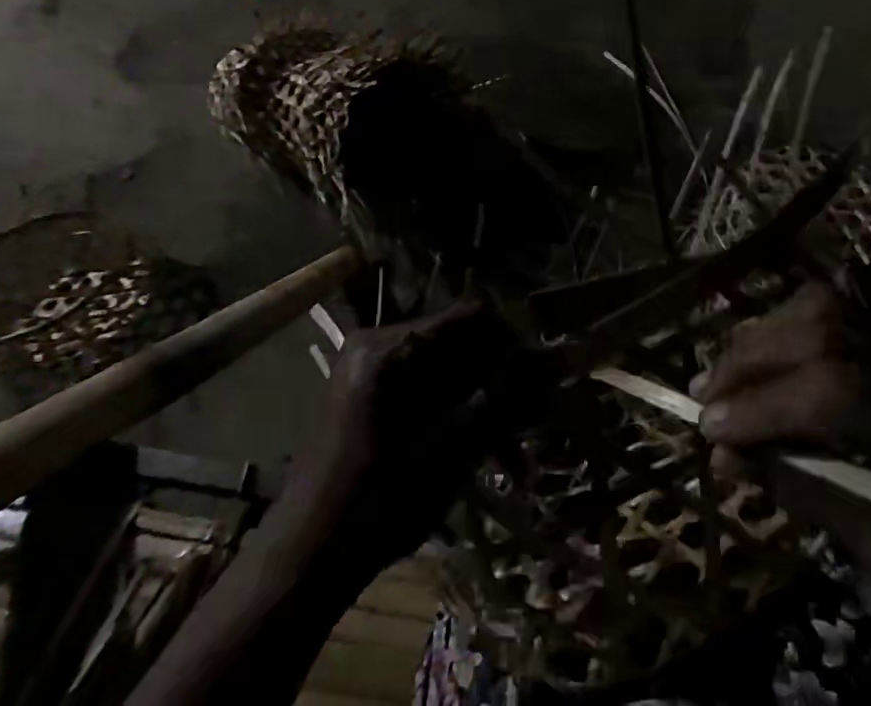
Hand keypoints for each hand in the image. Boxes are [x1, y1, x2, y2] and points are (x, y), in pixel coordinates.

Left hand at [290, 300, 528, 568]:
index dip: (514, 346)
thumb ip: (508, 398)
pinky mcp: (370, 391)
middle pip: (463, 342)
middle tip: (530, 423)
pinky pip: (428, 385)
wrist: (309, 554)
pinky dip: (457, 411)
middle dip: (502, 381)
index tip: (541, 385)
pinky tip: (481, 450)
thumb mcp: (456, 448)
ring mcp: (371, 367)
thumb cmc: (383, 501)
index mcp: (392, 347)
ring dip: (484, 402)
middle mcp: (379, 343)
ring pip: (450, 368)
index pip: (475, 317)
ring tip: (511, 452)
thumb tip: (561, 361)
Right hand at [692, 281, 870, 603]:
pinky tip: (760, 360)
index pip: (842, 392)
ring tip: (723, 376)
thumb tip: (724, 454)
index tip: (711, 432)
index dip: (767, 405)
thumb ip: (807, 494)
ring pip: (828, 309)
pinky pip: (833, 313)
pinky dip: (783, 332)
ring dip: (761, 340)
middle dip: (751, 361)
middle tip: (705, 398)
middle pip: (829, 331)